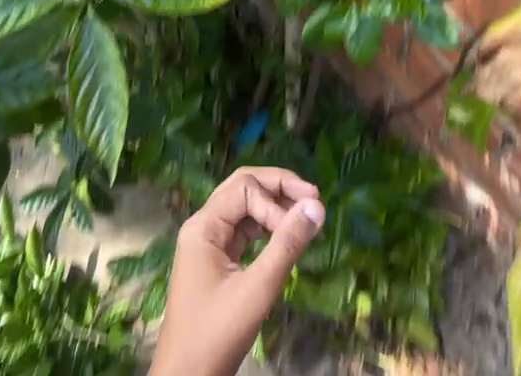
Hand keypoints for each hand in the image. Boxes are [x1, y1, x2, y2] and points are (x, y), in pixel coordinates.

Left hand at [148, 166, 326, 375]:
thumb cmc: (217, 334)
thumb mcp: (257, 289)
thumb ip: (286, 245)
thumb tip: (317, 206)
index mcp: (203, 226)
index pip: (245, 188)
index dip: (276, 199)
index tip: (301, 225)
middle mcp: (203, 227)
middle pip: (243, 187)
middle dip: (278, 187)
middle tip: (313, 196)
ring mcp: (208, 244)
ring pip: (244, 207)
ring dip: (274, 205)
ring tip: (305, 213)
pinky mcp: (217, 261)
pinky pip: (243, 230)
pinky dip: (267, 226)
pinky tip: (285, 234)